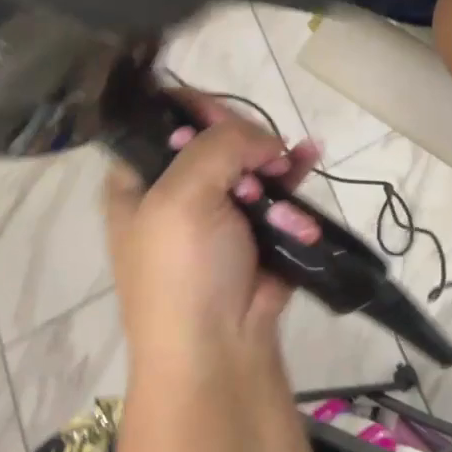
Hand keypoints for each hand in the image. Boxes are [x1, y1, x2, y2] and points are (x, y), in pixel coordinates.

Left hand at [104, 93, 323, 359]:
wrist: (218, 342)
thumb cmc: (183, 271)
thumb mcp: (181, 199)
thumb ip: (219, 147)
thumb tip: (266, 140)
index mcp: (139, 182)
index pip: (162, 121)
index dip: (195, 109)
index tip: (223, 114)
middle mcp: (178, 189)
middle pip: (218, 136)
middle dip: (246, 140)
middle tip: (259, 160)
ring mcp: (222, 207)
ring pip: (254, 159)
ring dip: (276, 161)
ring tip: (291, 170)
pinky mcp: (261, 224)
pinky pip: (283, 185)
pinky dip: (297, 172)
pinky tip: (312, 157)